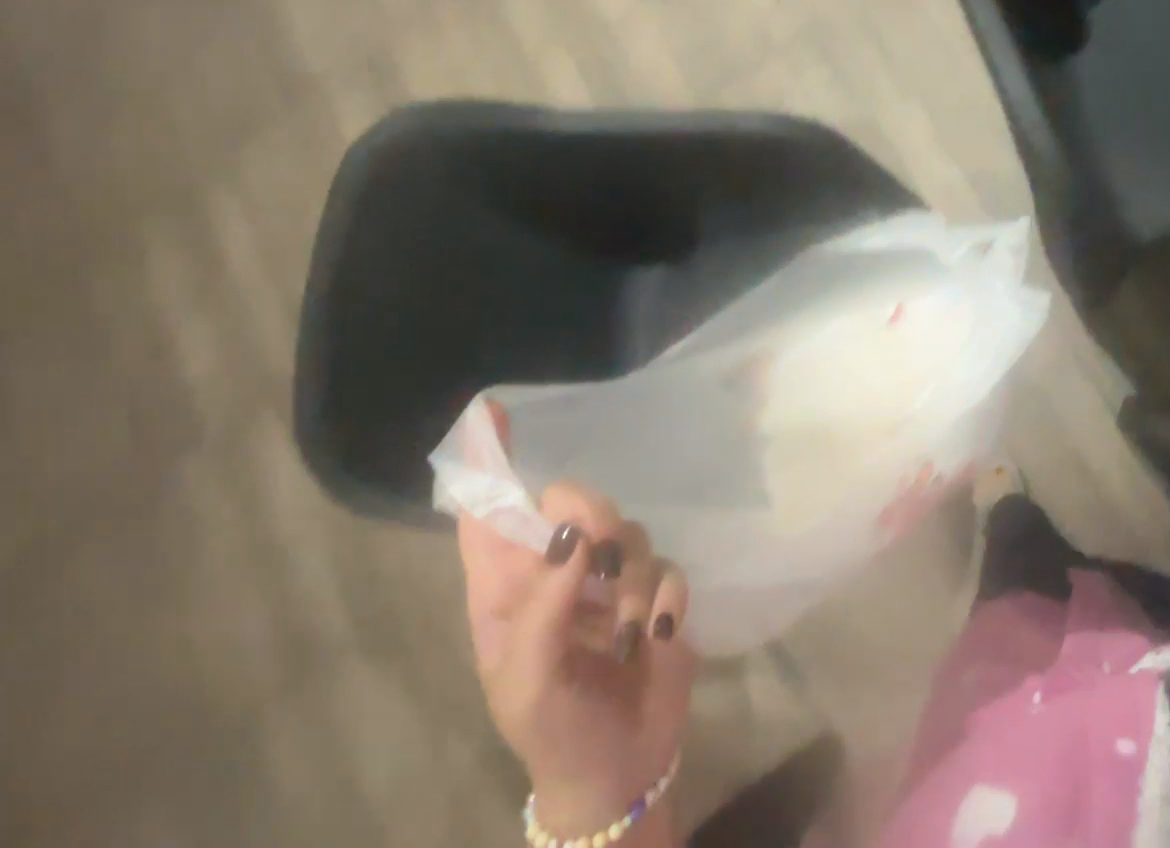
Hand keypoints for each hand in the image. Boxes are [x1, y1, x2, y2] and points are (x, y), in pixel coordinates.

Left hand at [458, 479, 694, 842]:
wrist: (618, 769)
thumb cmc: (552, 730)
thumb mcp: (527, 679)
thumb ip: (541, 604)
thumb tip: (570, 532)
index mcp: (506, 590)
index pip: (487, 512)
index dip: (487, 463)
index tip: (494, 413)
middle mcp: (558, 574)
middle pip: (571, 504)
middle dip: (589, 515)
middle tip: (600, 550)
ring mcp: (610, 584)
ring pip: (628, 531)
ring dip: (631, 581)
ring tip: (626, 634)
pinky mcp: (656, 597)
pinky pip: (668, 568)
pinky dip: (664, 599)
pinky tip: (654, 637)